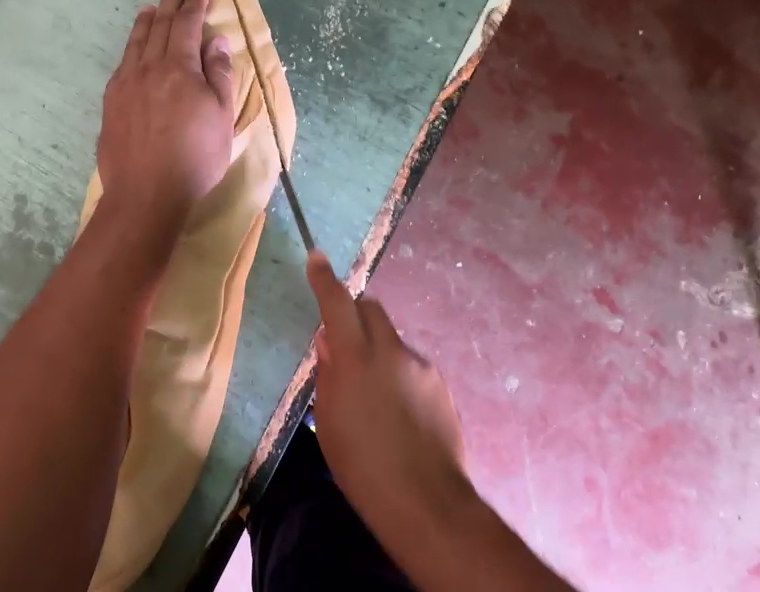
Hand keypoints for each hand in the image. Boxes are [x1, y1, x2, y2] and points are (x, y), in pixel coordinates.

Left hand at [96, 0, 238, 227]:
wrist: (145, 194)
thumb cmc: (194, 158)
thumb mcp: (221, 118)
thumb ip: (218, 76)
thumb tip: (215, 42)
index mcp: (179, 68)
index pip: (186, 25)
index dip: (194, 4)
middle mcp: (148, 68)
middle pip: (159, 26)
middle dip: (169, 1)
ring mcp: (125, 85)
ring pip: (136, 43)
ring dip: (146, 21)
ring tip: (151, 7)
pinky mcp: (111, 103)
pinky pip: (123, 64)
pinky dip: (131, 48)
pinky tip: (134, 50)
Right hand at [305, 250, 468, 537]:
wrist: (425, 502)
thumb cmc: (361, 466)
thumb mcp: (329, 420)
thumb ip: (329, 374)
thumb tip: (329, 342)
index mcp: (357, 358)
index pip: (337, 303)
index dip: (325, 279)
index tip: (317, 257)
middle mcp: (391, 352)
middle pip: (372, 310)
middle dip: (356, 315)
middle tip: (344, 339)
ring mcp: (421, 368)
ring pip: (393, 341)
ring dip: (378, 350)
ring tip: (373, 393)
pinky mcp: (441, 387)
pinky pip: (412, 367)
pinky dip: (399, 375)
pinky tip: (398, 412)